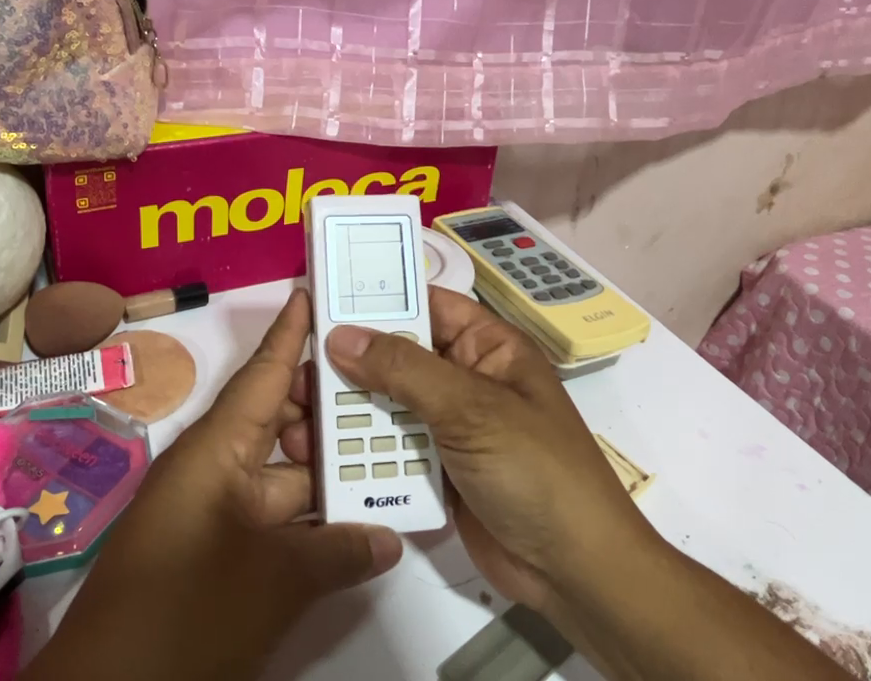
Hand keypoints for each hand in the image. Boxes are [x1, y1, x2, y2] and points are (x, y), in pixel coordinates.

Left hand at [24, 289, 399, 680]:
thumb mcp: (275, 580)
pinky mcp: (217, 549)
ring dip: (327, 468)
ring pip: (283, 473)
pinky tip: (358, 520)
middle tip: (386, 388)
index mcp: (217, 450)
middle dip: (329, 407)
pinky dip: (312, 514)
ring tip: (389, 451)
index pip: (263, 374)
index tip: (314, 291)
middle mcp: (216, 468)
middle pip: (280, 421)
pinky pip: (274, 514)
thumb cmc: (189, 609)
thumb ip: (338, 553)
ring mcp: (216, 510)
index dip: (291, 333)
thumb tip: (389, 539)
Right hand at [308, 287, 655, 613]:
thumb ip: (403, 369)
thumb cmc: (535, 470)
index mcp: (488, 347)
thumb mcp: (471, 409)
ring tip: (296, 417)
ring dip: (347, 411)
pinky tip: (317, 457)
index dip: (378, 299)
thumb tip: (339, 336)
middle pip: (397, 357)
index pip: (427, 305)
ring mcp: (450, 427)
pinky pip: (391, 448)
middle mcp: (466, 379)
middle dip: (349, 363)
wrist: (574, 571)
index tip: (322, 299)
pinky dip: (359, 450)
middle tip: (296, 370)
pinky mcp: (437, 471)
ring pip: (388, 405)